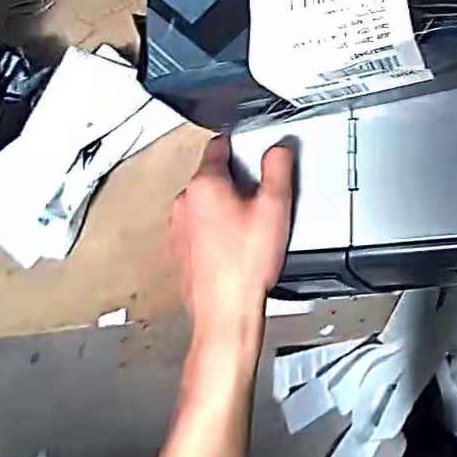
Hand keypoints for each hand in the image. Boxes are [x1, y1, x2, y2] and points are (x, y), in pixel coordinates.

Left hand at [169, 136, 294, 333]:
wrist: (225, 313)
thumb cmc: (246, 264)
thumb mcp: (276, 205)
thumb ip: (279, 168)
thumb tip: (278, 149)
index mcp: (204, 185)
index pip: (218, 146)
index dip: (239, 143)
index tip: (252, 147)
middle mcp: (184, 202)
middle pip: (213, 174)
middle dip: (236, 178)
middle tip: (261, 194)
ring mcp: (177, 228)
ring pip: (206, 200)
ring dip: (225, 203)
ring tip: (251, 223)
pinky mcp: (179, 250)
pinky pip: (199, 225)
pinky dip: (215, 227)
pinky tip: (236, 243)